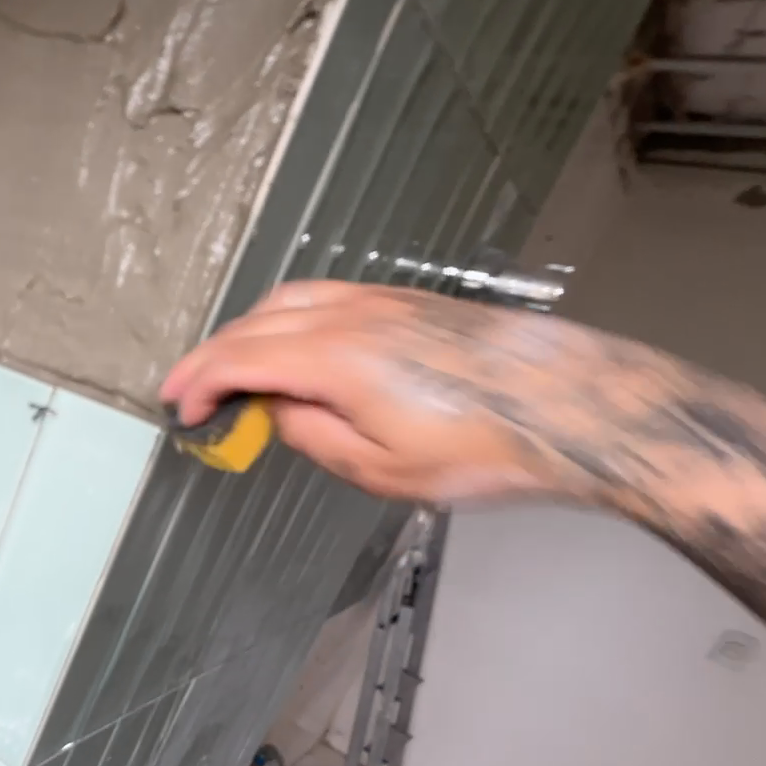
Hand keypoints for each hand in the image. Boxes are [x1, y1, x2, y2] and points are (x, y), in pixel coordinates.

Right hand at [157, 280, 606, 504]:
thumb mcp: (380, 469)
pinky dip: (277, 318)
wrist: (584, 411)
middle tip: (184, 392)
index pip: (238, 361)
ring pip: (282, 301)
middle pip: (250, 326)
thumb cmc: (482, 450)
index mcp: (335, 359)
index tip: (180, 413)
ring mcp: (379, 301)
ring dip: (240, 334)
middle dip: (207, 360)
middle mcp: (349, 317)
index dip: (198, 385)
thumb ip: (309, 435)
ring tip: (225, 368)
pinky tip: (282, 343)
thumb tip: (275, 409)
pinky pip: (317, 296)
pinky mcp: (404, 300)